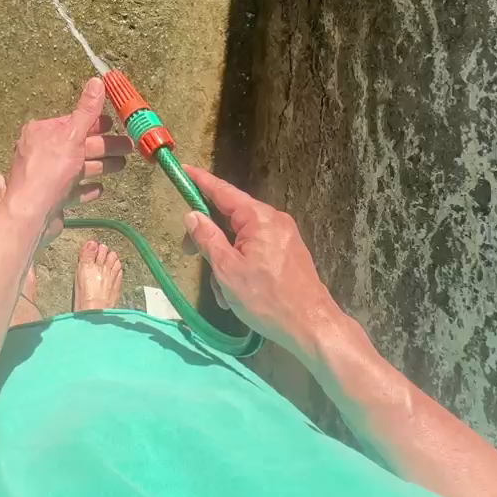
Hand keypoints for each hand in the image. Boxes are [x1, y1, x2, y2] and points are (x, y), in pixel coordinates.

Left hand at [3, 77, 130, 241]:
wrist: (30, 215)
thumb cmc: (48, 171)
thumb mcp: (71, 135)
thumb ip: (86, 111)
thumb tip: (96, 81)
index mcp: (42, 132)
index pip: (73, 122)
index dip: (96, 124)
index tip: (116, 125)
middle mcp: (41, 152)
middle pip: (79, 146)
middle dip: (105, 147)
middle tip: (128, 148)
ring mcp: (46, 177)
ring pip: (78, 168)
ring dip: (101, 166)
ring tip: (122, 166)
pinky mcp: (51, 198)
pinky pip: (73, 190)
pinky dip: (86, 188)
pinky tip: (100, 189)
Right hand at [181, 164, 347, 355]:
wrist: (313, 327)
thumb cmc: (268, 299)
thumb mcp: (228, 270)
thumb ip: (208, 239)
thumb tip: (192, 215)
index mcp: (258, 217)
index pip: (223, 191)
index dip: (200, 181)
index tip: (184, 169)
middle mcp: (273, 219)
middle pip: (230, 218)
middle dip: (210, 238)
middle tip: (189, 255)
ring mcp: (283, 236)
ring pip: (242, 239)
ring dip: (226, 261)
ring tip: (224, 294)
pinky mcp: (289, 253)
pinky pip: (256, 250)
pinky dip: (242, 265)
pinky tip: (237, 294)